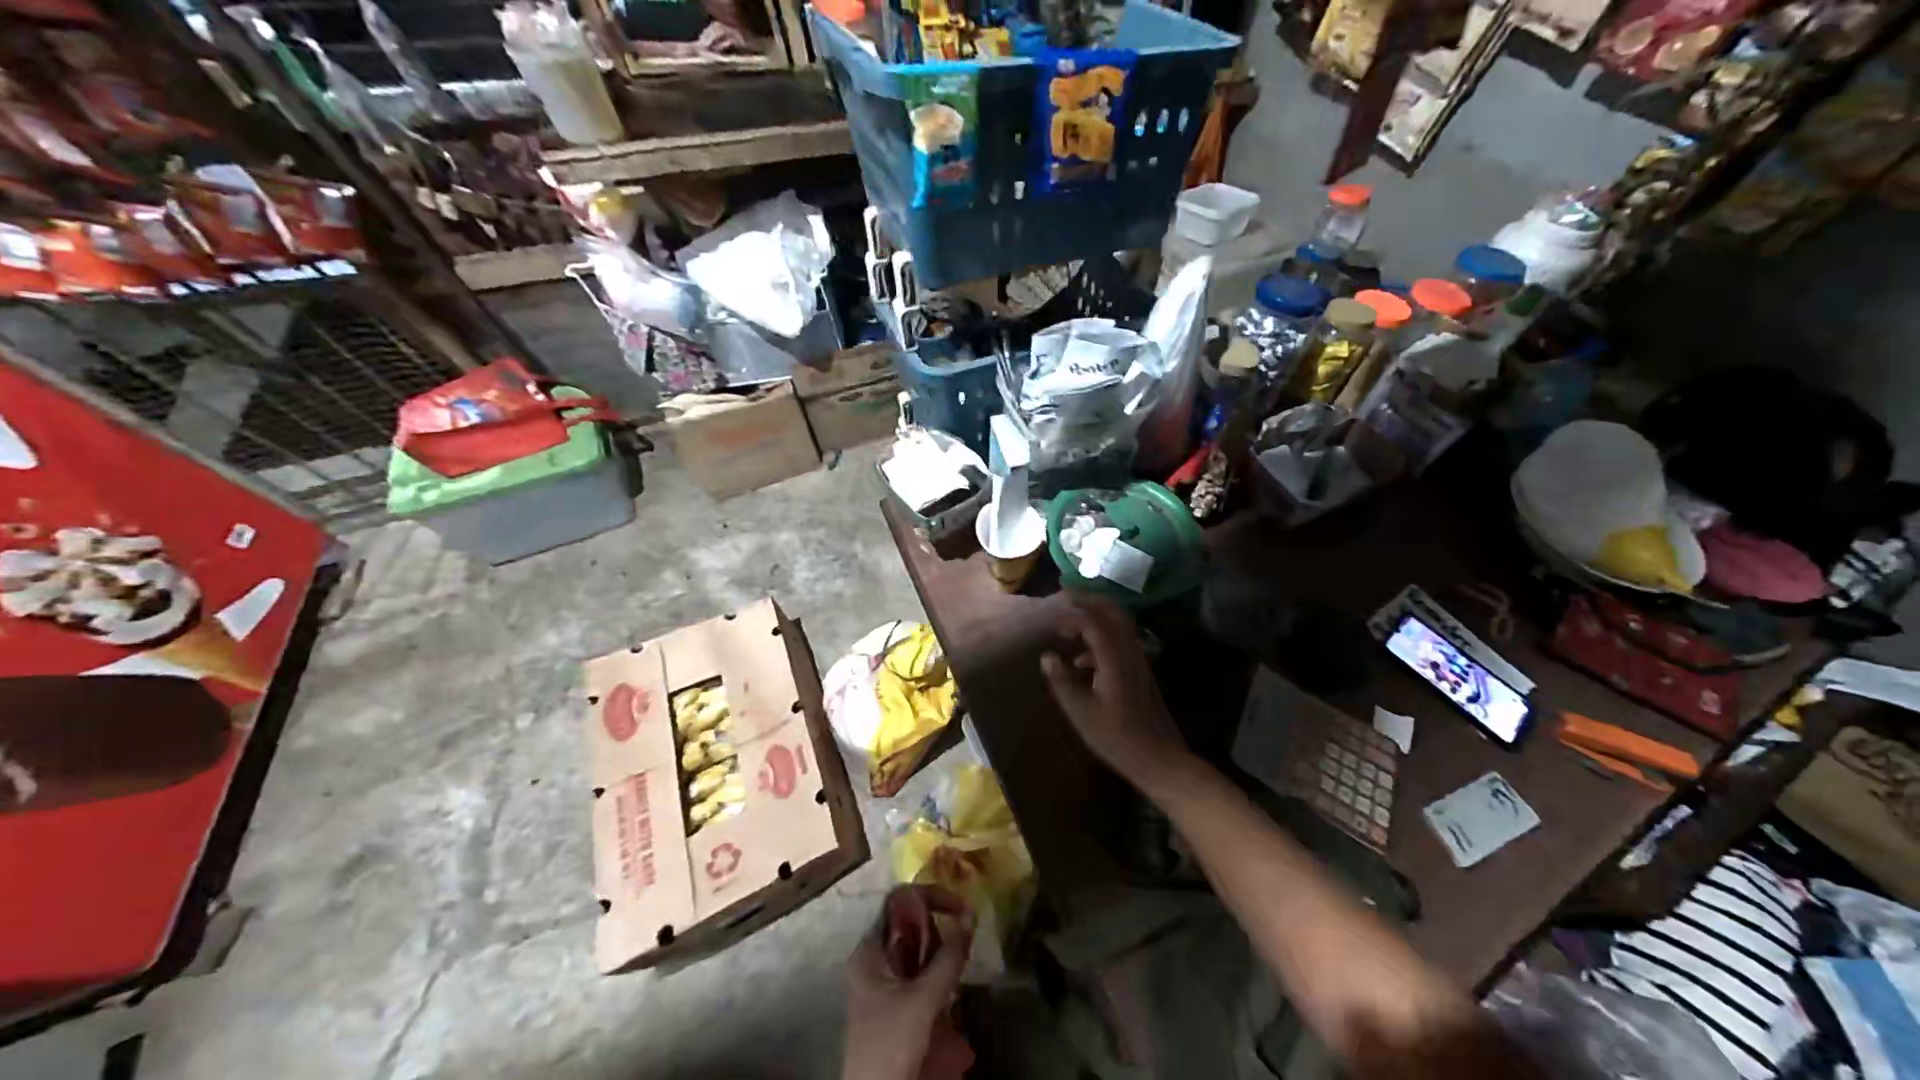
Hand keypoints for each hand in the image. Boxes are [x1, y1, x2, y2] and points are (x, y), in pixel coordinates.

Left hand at [842, 886, 971, 1079]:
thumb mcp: (923, 998)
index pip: (898, 901)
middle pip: (907, 924)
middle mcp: (871, 958)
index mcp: (869, 949)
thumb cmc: (891, 1042)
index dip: (930, 897)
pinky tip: (950, 986)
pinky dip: (935, 971)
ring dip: (939, 950)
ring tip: (958, 962)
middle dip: (938, 926)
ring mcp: (880, 981)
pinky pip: (916, 972)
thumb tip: (970, 916)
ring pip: (914, 949)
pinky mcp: (891, 1002)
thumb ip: (948, 957)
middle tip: (963, 939)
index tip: (961, 908)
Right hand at [1039, 593, 1187, 785]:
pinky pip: (1121, 642)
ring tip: (1070, 624)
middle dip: (1090, 600)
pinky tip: (1082, 660)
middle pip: (1113, 612)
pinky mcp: (1140, 671)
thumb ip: (1062, 681)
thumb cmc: (1115, 737)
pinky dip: (1101, 638)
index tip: (1053, 622)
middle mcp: (1130, 652)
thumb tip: (1047, 656)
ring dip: (1097, 616)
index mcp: (1115, 658)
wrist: (1157, 757)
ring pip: (1119, 625)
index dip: (1072, 618)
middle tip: (1067, 594)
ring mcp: (1139, 661)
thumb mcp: (1080, 712)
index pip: (1093, 623)